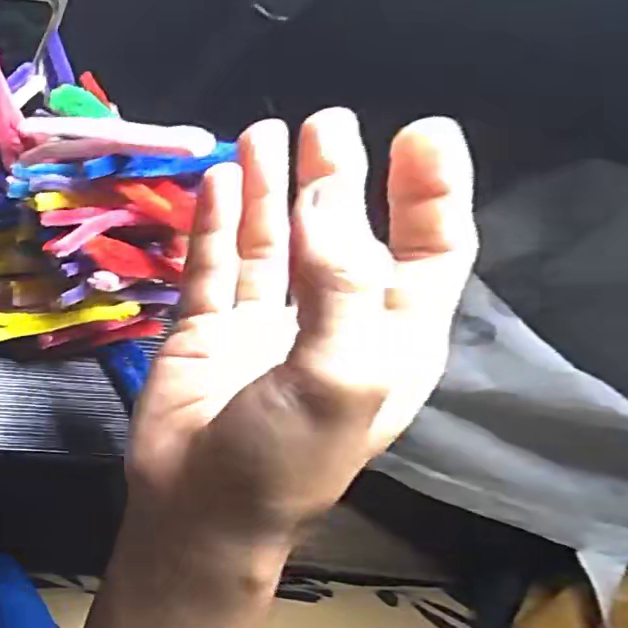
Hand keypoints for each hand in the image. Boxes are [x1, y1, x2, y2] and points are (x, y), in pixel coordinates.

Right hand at [124, 108, 476, 567]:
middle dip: (335, 178)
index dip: (429, 194)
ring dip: (265, 191)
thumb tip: (319, 195)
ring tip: (262, 134)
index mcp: (384, 338)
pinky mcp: (200, 330)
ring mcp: (257, 325)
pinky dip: (209, 227)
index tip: (419, 134)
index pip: (425, 253)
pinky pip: (207, 269)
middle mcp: (324, 323)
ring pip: (264, 244)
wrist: (198, 503)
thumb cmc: (287, 456)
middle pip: (337, 236)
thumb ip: (339, 283)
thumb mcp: (342, 375)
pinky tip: (214, 185)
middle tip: (325, 124)